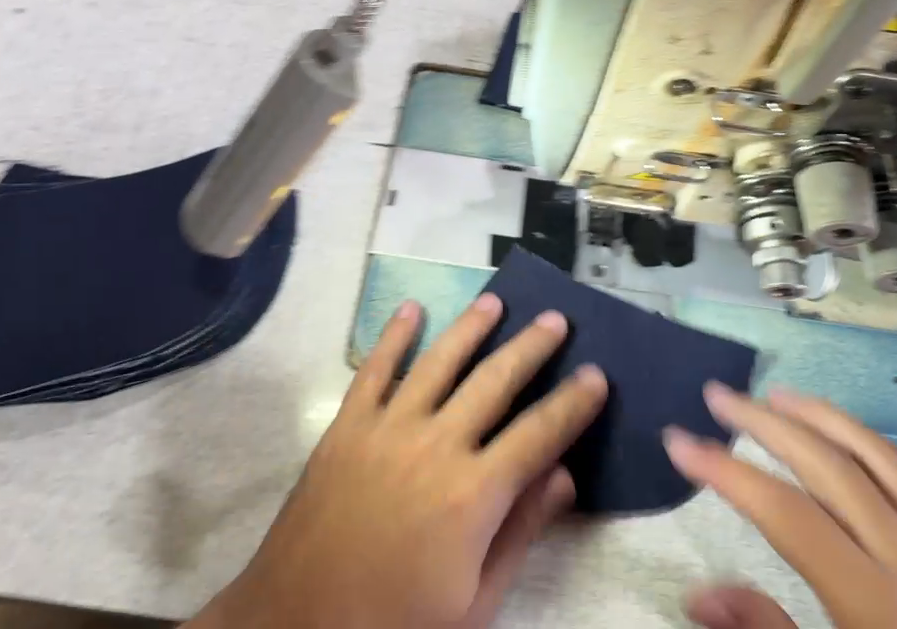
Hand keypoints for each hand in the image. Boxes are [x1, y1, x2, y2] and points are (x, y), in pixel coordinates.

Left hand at [190, 294, 608, 628]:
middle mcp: (436, 445)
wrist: (299, 622)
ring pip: (439, 362)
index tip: (597, 373)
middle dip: (531, 347)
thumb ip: (520, 532)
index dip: (573, 402)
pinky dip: (393, 335)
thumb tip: (564, 475)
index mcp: (473, 493)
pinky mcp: (346, 426)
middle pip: (494, 381)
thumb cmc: (398, 621)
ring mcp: (387, 428)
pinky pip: (374, 369)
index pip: (539, 433)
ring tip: (496, 301)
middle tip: (555, 319)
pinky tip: (411, 308)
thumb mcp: (475, 600)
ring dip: (471, 327)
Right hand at [663, 384, 896, 628]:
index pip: (788, 516)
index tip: (679, 443)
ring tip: (774, 395)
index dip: (728, 473)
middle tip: (718, 397)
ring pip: (880, 459)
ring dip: (822, 418)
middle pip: (832, 470)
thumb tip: (697, 595)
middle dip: (768, 425)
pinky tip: (842, 434)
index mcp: (879, 608)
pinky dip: (870, 445)